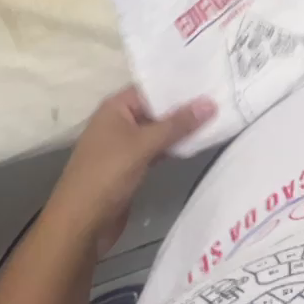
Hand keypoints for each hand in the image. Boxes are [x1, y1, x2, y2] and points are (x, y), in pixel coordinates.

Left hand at [42, 87, 215, 256]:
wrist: (81, 224)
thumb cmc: (107, 175)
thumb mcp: (143, 145)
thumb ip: (177, 124)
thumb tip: (210, 102)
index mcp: (115, 108)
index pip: (152, 88)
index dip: (179, 84)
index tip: (211, 79)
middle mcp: (119, 121)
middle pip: (157, 108)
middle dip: (185, 106)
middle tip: (221, 96)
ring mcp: (125, 145)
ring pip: (159, 130)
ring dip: (182, 128)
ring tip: (218, 115)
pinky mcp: (132, 166)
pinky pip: (157, 149)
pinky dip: (174, 146)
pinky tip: (198, 143)